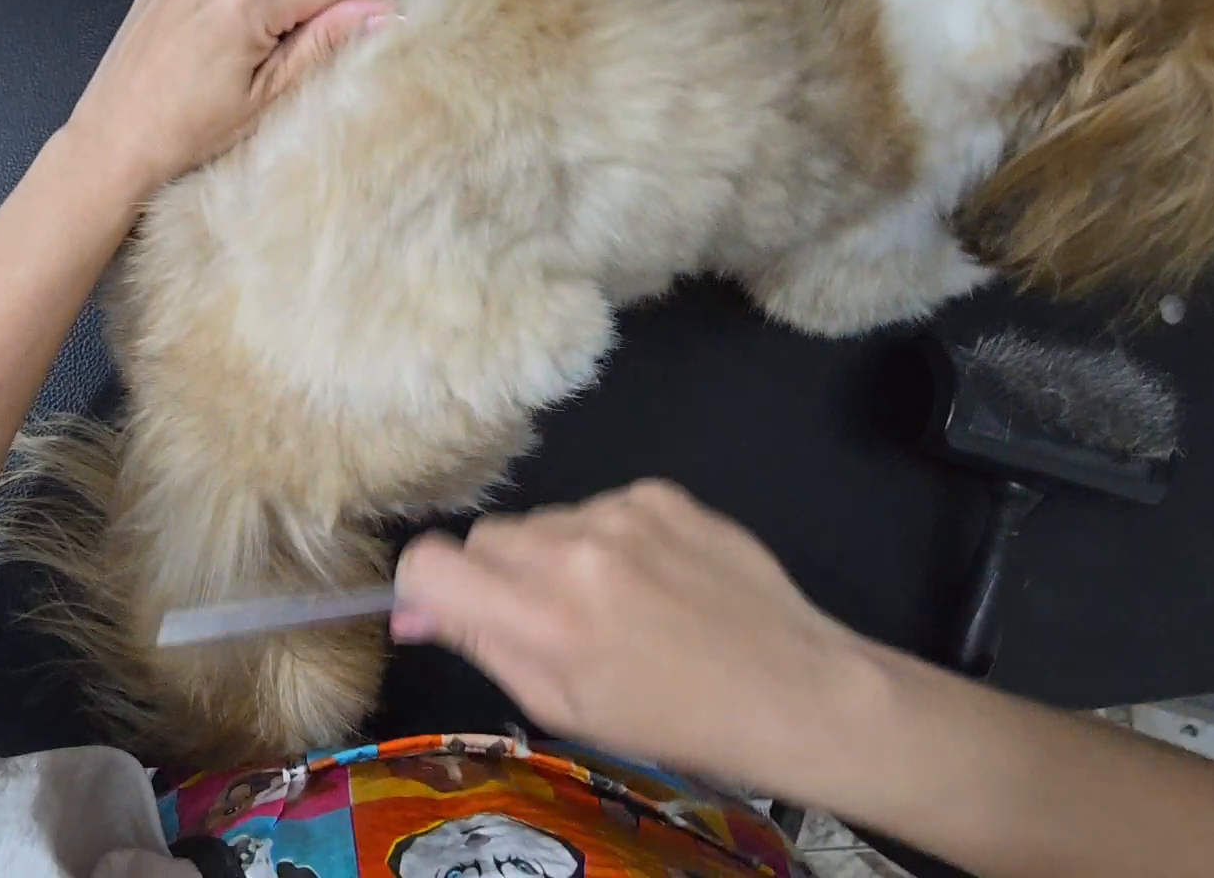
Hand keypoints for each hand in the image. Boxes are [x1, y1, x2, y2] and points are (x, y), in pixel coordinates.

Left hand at [62, 0, 402, 193]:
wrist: (110, 146)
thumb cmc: (187, 135)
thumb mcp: (265, 99)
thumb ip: (321, 47)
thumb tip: (377, 12)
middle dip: (297, 25)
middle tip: (288, 78)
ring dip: (257, 25)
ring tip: (232, 80)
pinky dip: (222, 22)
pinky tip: (204, 64)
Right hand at [392, 481, 869, 783]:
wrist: (803, 691)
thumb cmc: (674, 721)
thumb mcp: (562, 706)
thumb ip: (478, 644)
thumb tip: (410, 610)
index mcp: (545, 618)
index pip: (430, 562)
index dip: (425, 583)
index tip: (448, 606)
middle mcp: (571, 550)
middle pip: (483, 537)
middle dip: (495, 574)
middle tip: (546, 616)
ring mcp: (617, 512)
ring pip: (536, 522)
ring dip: (549, 556)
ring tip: (608, 597)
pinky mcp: (654, 492)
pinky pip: (590, 508)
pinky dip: (599, 539)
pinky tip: (646, 574)